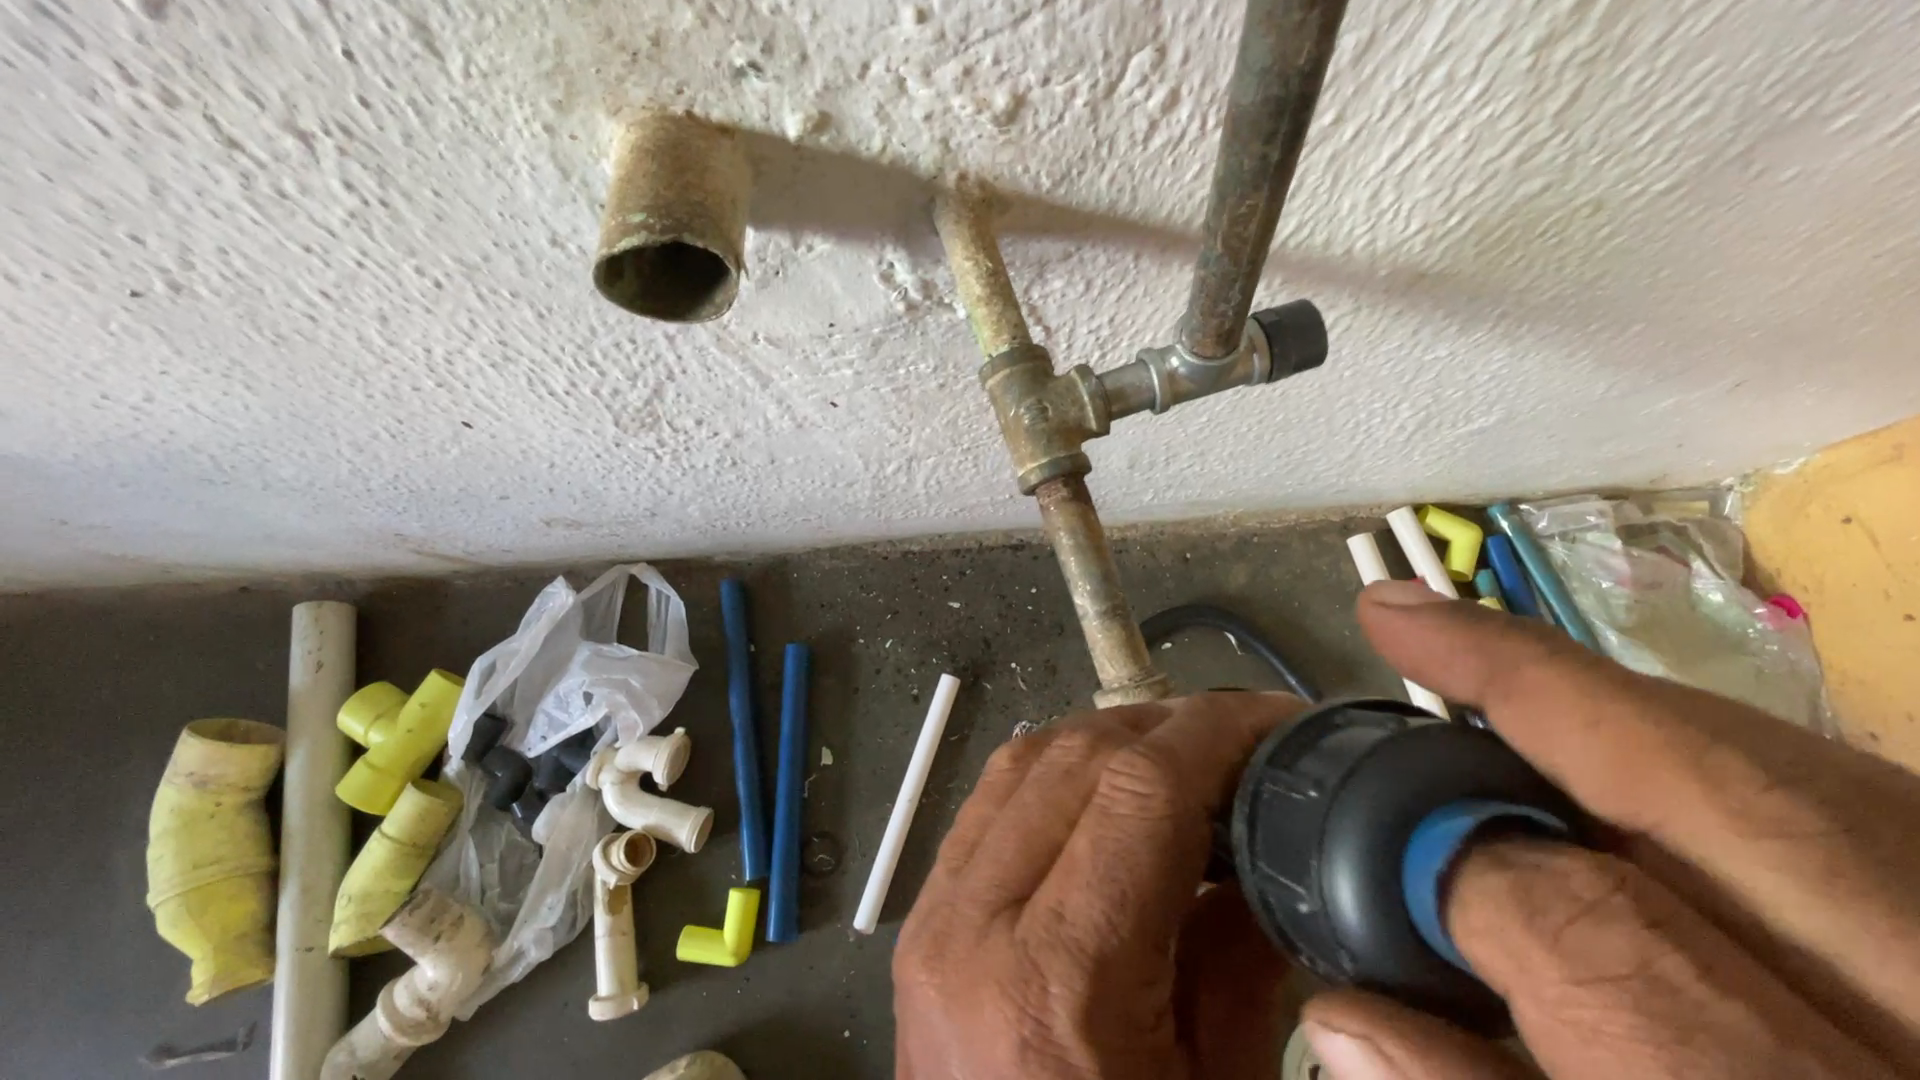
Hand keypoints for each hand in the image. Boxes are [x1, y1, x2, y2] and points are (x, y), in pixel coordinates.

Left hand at [893, 691, 1304, 1079]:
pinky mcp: (918, 920)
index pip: (1137, 790)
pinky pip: (989, 803)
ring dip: (1108, 737)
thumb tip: (1259, 856)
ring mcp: (930, 915)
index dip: (1215, 732)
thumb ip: (1240, 961)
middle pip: (1074, 756)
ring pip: (1022, 761)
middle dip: (1167, 724)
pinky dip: (1055, 771)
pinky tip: (1107, 788)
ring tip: (1181, 750)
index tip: (1275, 720)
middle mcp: (972, 924)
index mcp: (1058, 979)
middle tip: (1241, 734)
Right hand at [1304, 580, 1919, 1079]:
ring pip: (1816, 774)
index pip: (1591, 934)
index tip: (1371, 839)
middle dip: (1536, 693)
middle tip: (1405, 620)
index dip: (1455, 866)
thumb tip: (1345, 1014)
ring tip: (1505, 670)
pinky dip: (1737, 759)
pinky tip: (1648, 749)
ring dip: (1629, 709)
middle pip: (1730, 794)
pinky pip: (1875, 802)